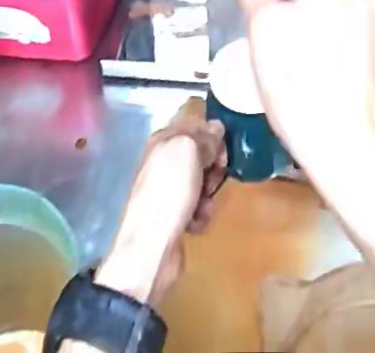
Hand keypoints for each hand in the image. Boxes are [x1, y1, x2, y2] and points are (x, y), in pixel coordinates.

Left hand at [94, 97, 226, 305]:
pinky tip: (197, 222)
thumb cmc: (169, 192)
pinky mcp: (175, 214)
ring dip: (209, 193)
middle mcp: (165, 161)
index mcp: (164, 139)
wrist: (151, 249)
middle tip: (214, 178)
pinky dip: (202, 213)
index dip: (213, 134)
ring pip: (203, 180)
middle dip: (214, 166)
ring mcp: (169, 189)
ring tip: (203, 206)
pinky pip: (199, 205)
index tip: (224, 149)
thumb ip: (204, 135)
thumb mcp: (189, 151)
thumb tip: (217, 126)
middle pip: (202, 153)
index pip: (196, 124)